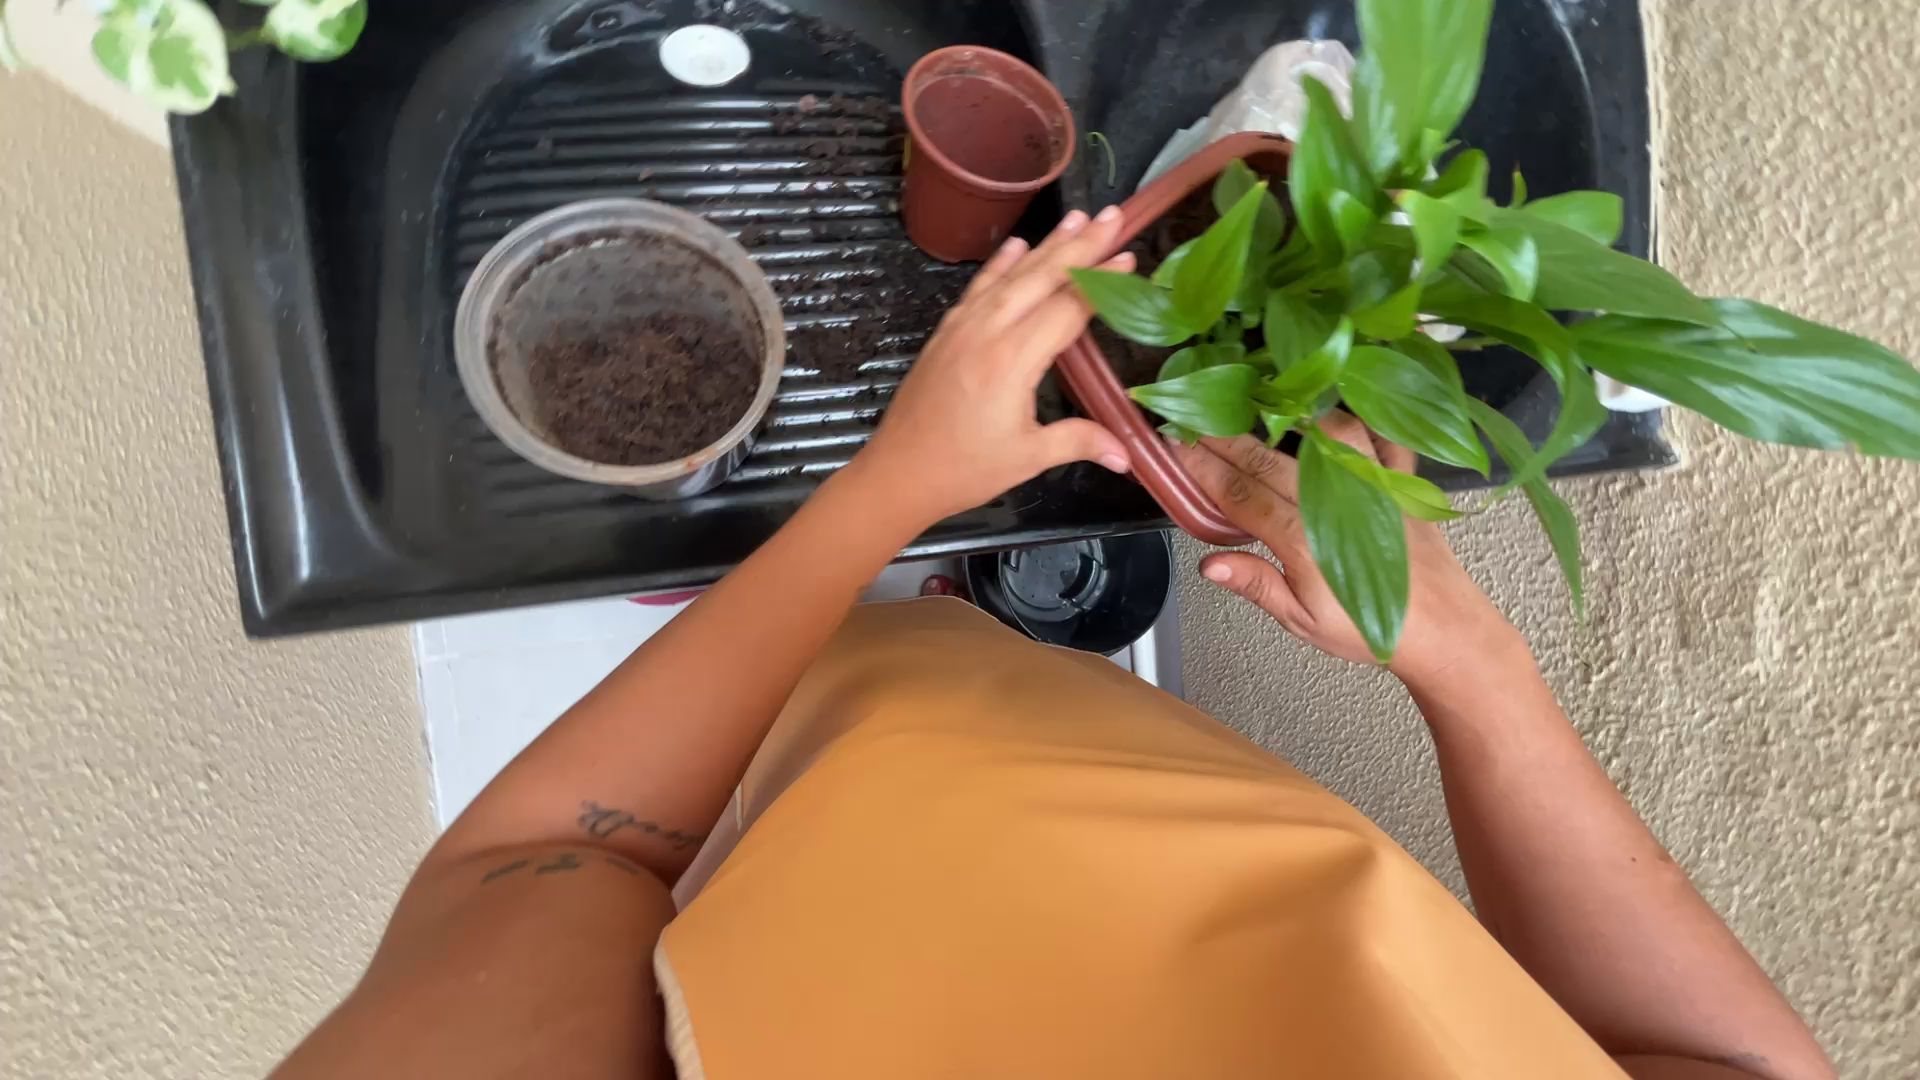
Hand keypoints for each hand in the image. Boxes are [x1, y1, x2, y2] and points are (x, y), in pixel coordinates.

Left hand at [845, 208, 1134, 529]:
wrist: (899, 473)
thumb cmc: (965, 470)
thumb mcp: (1028, 458)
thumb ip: (1079, 442)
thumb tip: (1127, 456)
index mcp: (1012, 360)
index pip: (1067, 308)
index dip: (1100, 282)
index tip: (1129, 254)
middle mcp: (987, 331)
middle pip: (1039, 276)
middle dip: (1078, 244)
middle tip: (1111, 214)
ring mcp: (961, 328)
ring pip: (1008, 276)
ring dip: (1043, 245)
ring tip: (1074, 218)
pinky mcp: (944, 334)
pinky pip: (977, 289)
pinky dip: (998, 265)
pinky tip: (1014, 247)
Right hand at [1166, 413, 1524, 689]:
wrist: (1445, 632)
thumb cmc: (1368, 628)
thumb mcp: (1301, 619)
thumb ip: (1255, 584)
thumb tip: (1207, 563)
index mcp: (1305, 541)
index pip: (1241, 495)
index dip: (1204, 469)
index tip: (1176, 447)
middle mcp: (1338, 504)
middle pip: (1269, 460)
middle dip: (1225, 438)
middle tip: (1193, 419)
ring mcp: (1374, 487)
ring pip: (1326, 434)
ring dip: (1286, 416)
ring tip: (1254, 402)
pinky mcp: (1402, 481)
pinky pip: (1383, 435)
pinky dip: (1360, 416)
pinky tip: (1332, 407)